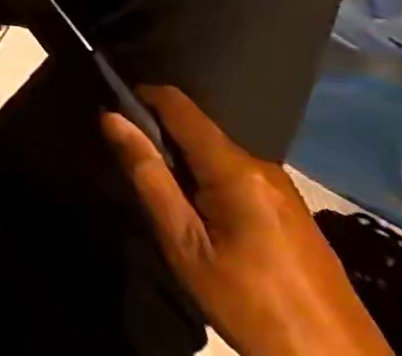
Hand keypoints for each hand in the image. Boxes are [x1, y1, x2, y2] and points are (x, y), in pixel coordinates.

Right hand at [101, 87, 392, 355]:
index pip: (177, 102)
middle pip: (196, 127)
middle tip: (132, 170)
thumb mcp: (186, 246)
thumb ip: (148, 177)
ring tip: (165, 199)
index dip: (139, 96)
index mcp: (233, 167)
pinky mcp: (291, 208)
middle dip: (159, 135)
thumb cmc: (251, 305)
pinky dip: (209, 180)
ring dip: (184, 161)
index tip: (111, 115)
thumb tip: (110, 117)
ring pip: (216, 152)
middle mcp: (259, 163)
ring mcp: (280, 185)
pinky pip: (237, 174)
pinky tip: (204, 218)